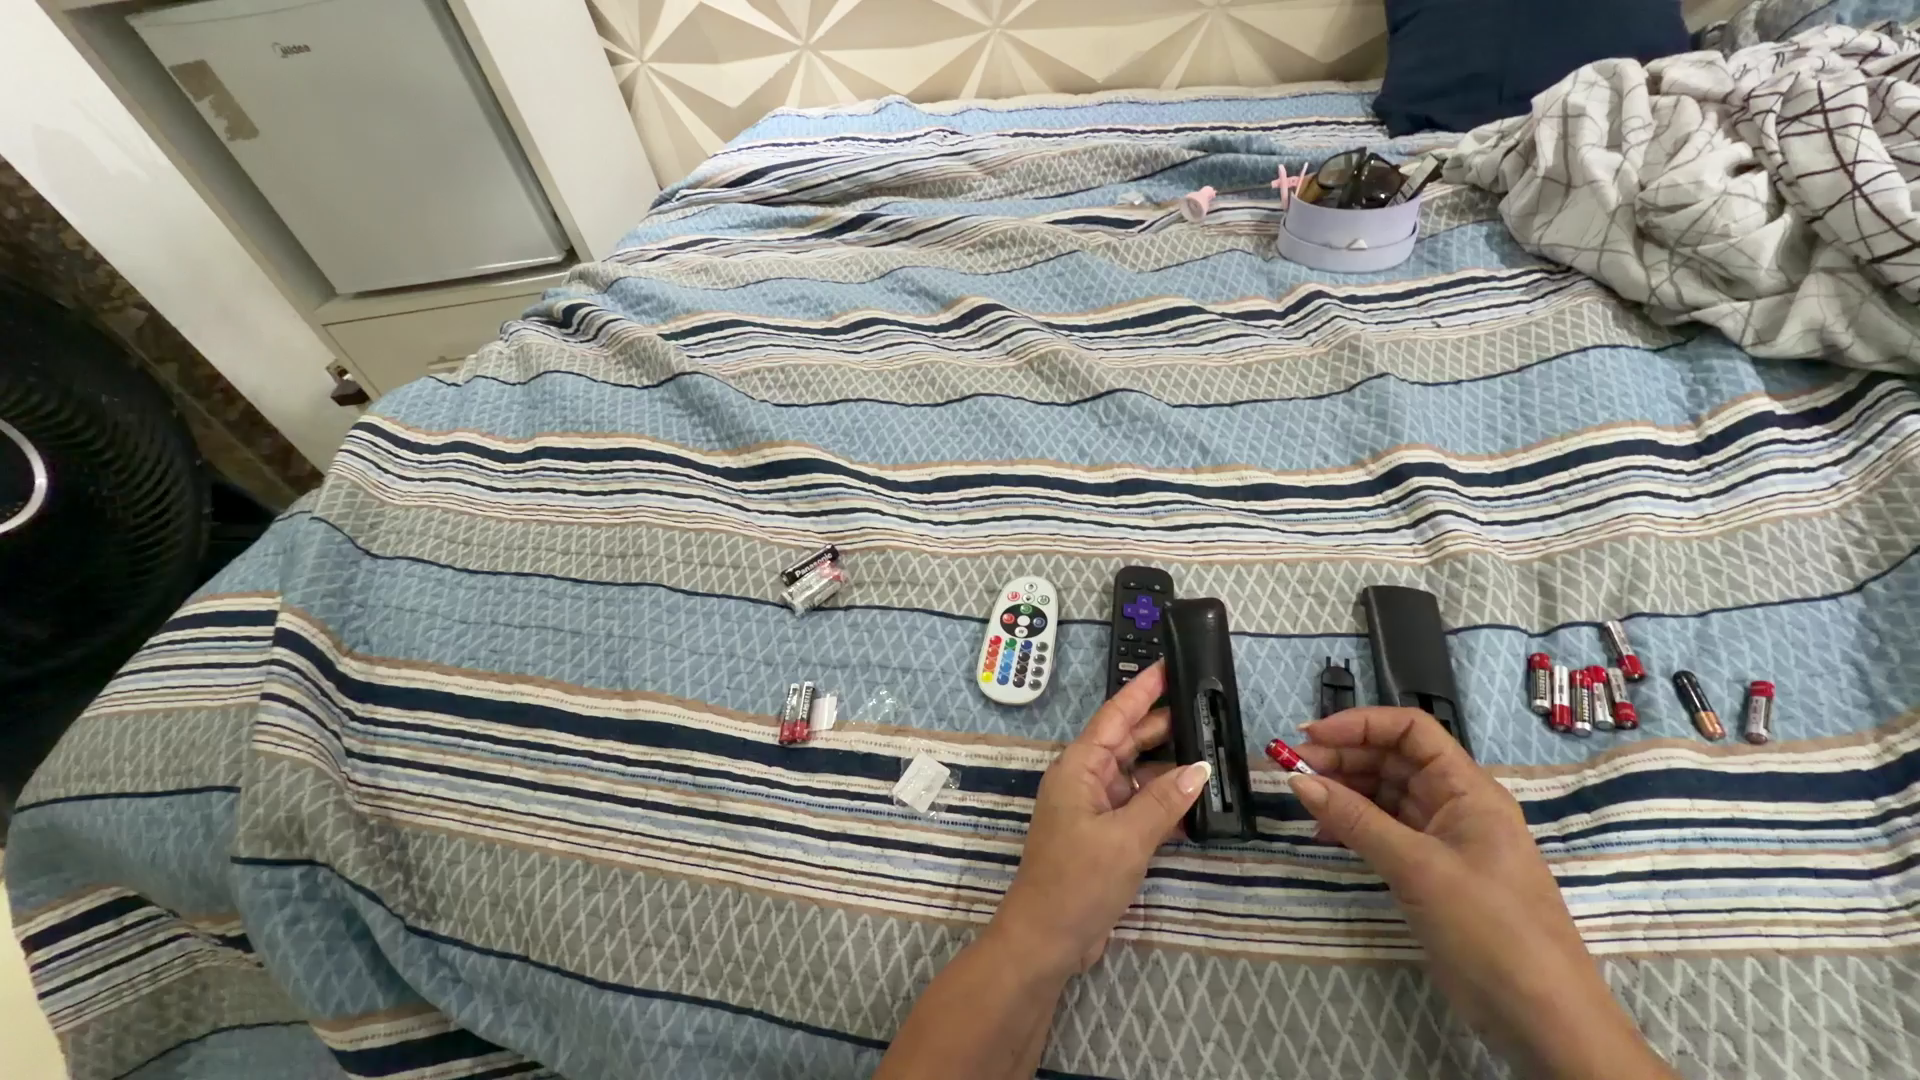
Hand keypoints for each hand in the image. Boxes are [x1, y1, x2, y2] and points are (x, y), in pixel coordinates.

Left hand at [990, 661, 1211, 979]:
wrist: (1046, 939)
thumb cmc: (1077, 881)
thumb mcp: (1125, 839)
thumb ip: (1163, 802)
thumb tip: (1199, 768)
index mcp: (1079, 767)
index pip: (1115, 716)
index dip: (1142, 690)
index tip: (1166, 664)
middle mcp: (1086, 780)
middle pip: (1128, 741)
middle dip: (1164, 725)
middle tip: (1205, 708)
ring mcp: (1095, 808)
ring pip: (1137, 774)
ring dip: (1169, 768)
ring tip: (1211, 752)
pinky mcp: (1105, 835)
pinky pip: (1139, 806)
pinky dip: (1164, 802)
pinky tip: (1196, 802)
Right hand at [1289, 708, 1676, 1079]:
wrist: (1542, 1018)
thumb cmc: (1491, 928)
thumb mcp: (1417, 867)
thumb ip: (1355, 819)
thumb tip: (1298, 780)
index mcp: (1468, 789)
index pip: (1411, 731)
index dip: (1360, 723)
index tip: (1310, 737)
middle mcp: (1455, 805)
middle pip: (1392, 759)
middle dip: (1342, 757)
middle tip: (1293, 768)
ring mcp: (1443, 839)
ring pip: (1383, 794)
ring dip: (1342, 791)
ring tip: (1303, 801)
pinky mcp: (1430, 871)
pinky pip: (1383, 830)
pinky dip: (1352, 824)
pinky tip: (1324, 834)